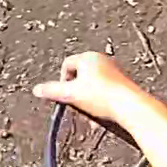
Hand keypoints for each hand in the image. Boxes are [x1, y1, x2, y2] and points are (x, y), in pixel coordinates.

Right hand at [32, 52, 154, 128]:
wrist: (130, 106)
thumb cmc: (102, 96)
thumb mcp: (71, 94)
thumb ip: (52, 91)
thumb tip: (36, 90)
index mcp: (88, 57)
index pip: (67, 65)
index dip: (63, 81)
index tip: (66, 95)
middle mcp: (101, 59)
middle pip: (80, 74)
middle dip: (77, 89)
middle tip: (78, 102)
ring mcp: (113, 70)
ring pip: (93, 82)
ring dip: (89, 95)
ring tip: (92, 108)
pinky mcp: (122, 82)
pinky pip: (105, 89)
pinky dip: (101, 99)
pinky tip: (104, 109)